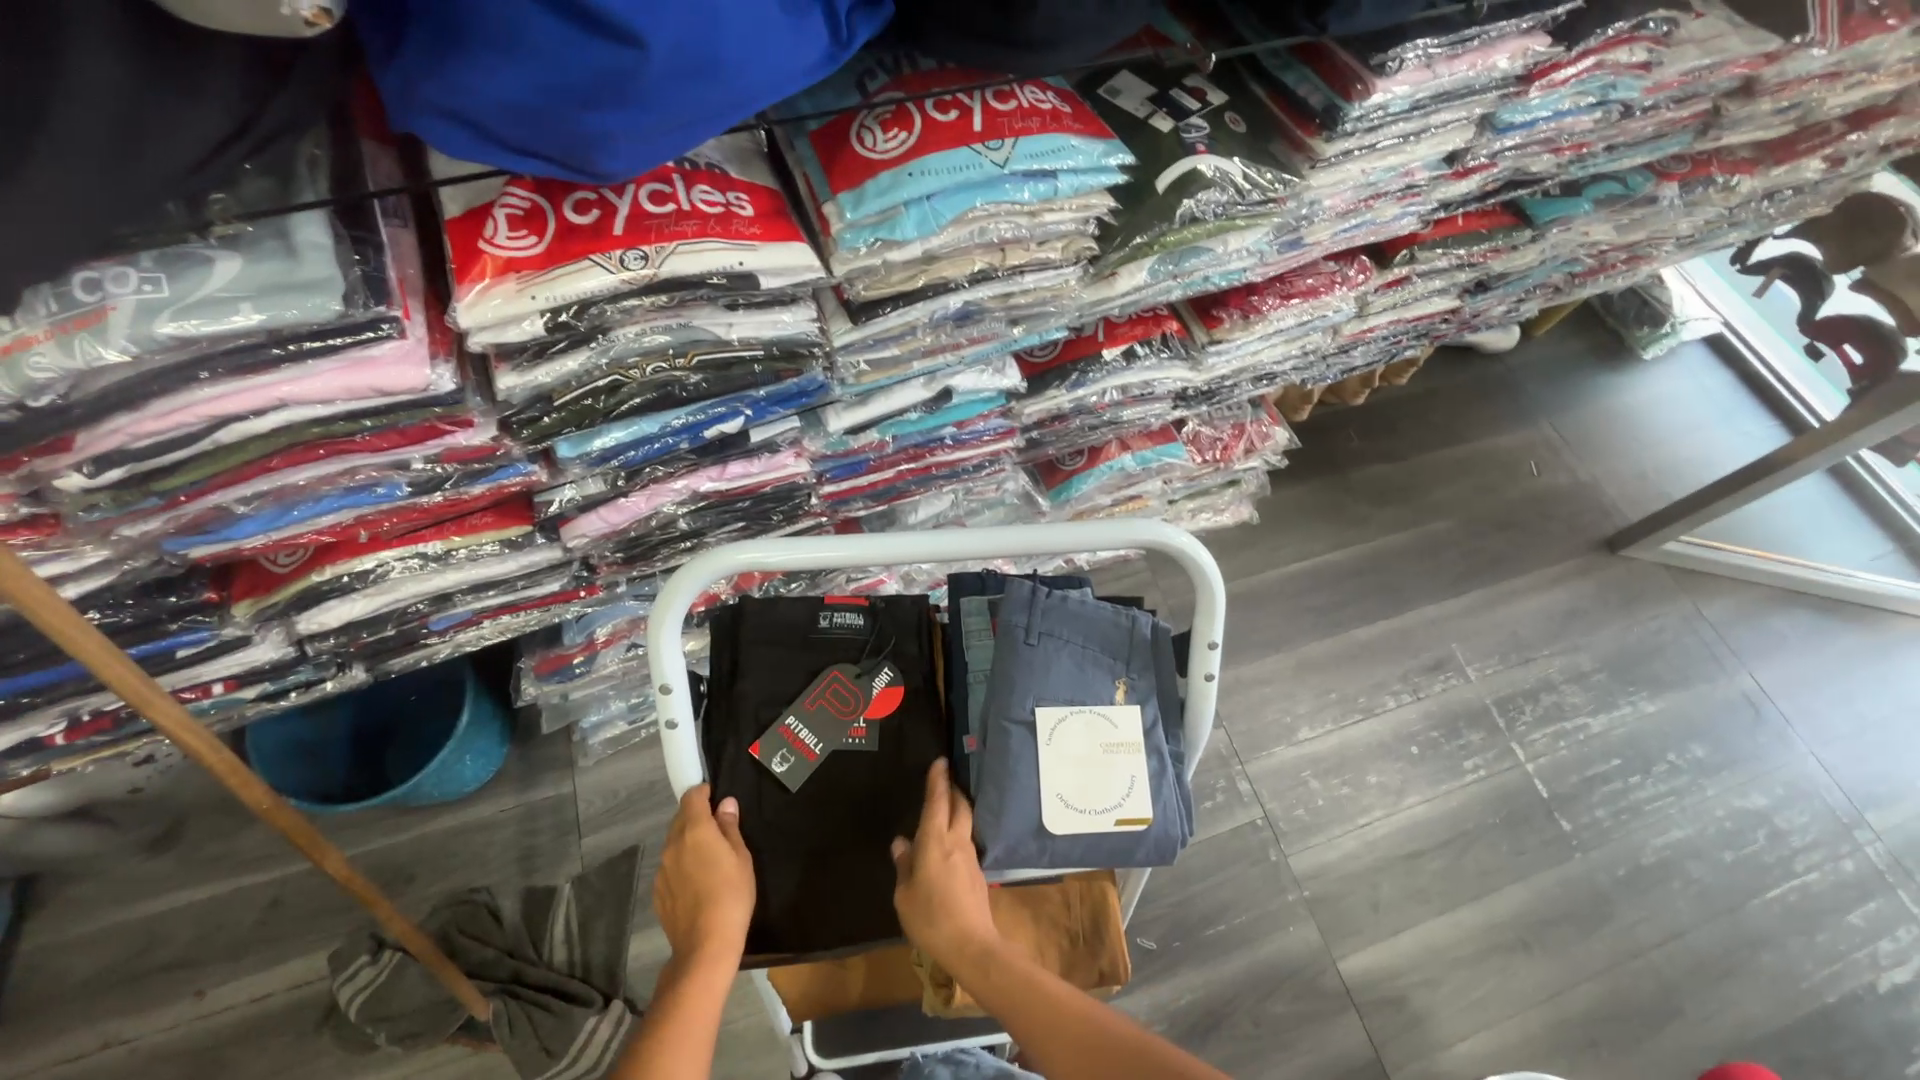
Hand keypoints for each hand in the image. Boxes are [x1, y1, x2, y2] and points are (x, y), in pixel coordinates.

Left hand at [653, 785, 754, 965]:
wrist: (705, 943)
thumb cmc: (732, 894)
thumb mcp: (741, 857)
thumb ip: (730, 827)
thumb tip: (725, 804)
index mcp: (694, 830)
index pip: (692, 797)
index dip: (704, 792)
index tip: (716, 797)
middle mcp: (672, 844)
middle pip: (680, 819)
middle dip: (696, 816)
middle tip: (718, 828)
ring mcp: (662, 868)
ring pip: (674, 843)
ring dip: (688, 841)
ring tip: (708, 857)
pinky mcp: (657, 891)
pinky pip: (670, 866)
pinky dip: (681, 864)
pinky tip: (697, 882)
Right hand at [891, 759, 999, 971]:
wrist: (972, 946)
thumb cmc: (931, 920)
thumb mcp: (905, 895)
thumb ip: (904, 865)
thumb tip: (901, 842)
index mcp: (935, 842)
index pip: (937, 802)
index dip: (938, 780)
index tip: (940, 761)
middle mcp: (956, 842)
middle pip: (959, 806)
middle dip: (952, 789)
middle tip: (943, 780)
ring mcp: (971, 857)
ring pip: (965, 822)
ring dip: (957, 810)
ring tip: (944, 809)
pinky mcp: (978, 872)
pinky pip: (966, 841)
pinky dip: (958, 832)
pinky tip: (948, 844)